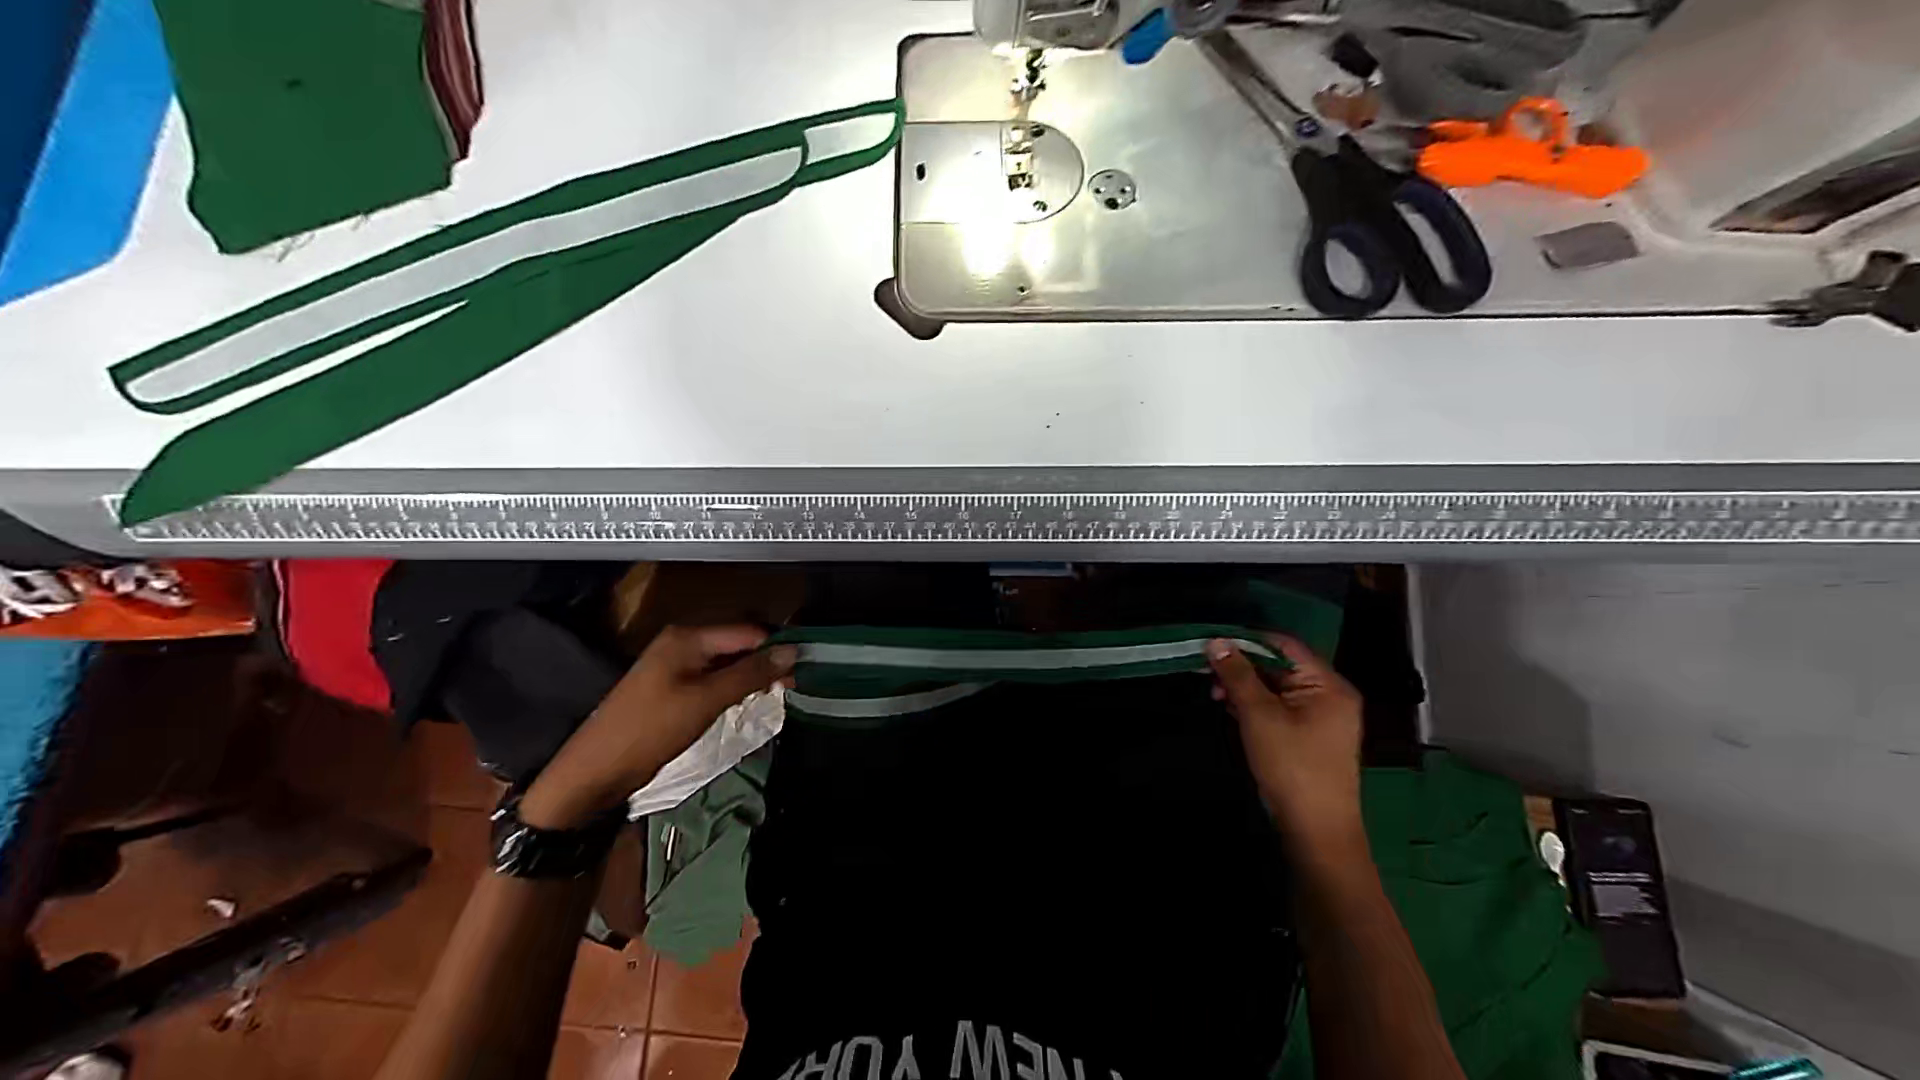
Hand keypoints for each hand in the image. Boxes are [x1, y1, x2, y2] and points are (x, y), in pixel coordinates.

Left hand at [520, 625, 795, 828]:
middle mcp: (683, 642)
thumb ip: (750, 673)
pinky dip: (734, 685)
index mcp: (688, 637)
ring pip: (728, 660)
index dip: (777, 647)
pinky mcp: (673, 686)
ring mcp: (676, 664)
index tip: (803, 670)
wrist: (596, 770)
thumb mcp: (707, 700)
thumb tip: (792, 651)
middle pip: (738, 642)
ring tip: (778, 693)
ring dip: (752, 673)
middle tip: (793, 685)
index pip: (747, 630)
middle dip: (767, 659)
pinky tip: (748, 699)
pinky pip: (714, 676)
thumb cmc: (652, 730)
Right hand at [1206, 634, 1365, 861]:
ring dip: (1245, 687)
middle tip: (1208, 673)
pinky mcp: (1310, 735)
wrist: (1315, 829)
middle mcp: (1330, 695)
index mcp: (1328, 684)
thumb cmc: (1291, 765)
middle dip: (1242, 667)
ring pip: (1276, 687)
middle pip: (1281, 665)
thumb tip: (1217, 642)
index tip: (1213, 644)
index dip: (1247, 641)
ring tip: (1215, 695)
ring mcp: (1322, 717)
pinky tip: (1231, 710)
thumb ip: (1238, 675)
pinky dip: (1255, 705)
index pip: (1285, 645)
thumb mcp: (1258, 715)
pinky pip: (1279, 707)